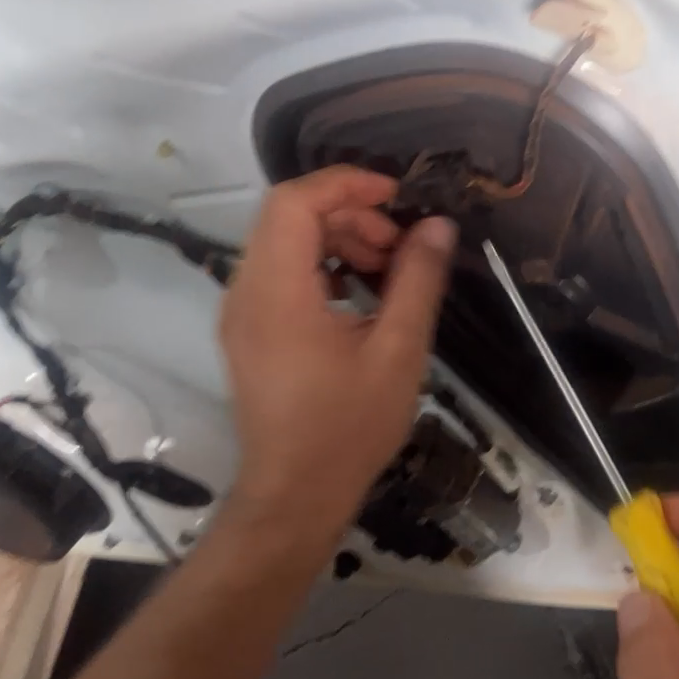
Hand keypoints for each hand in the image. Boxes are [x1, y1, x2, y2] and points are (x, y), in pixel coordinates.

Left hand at [217, 166, 456, 515]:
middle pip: (289, 218)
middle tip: (402, 250)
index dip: (346, 184)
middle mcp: (245, 293)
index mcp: (277, 293)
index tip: (398, 198)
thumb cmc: (349, 426)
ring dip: (339, 242)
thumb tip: (437, 225)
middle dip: (351, 217)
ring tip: (389, 273)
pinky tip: (362, 297)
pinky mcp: (250, 332)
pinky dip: (323, 268)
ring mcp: (241, 313)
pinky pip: (282, 274)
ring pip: (284, 244)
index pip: (294, 202)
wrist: (297, 495)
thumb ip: (418, 280)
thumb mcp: (398, 351)